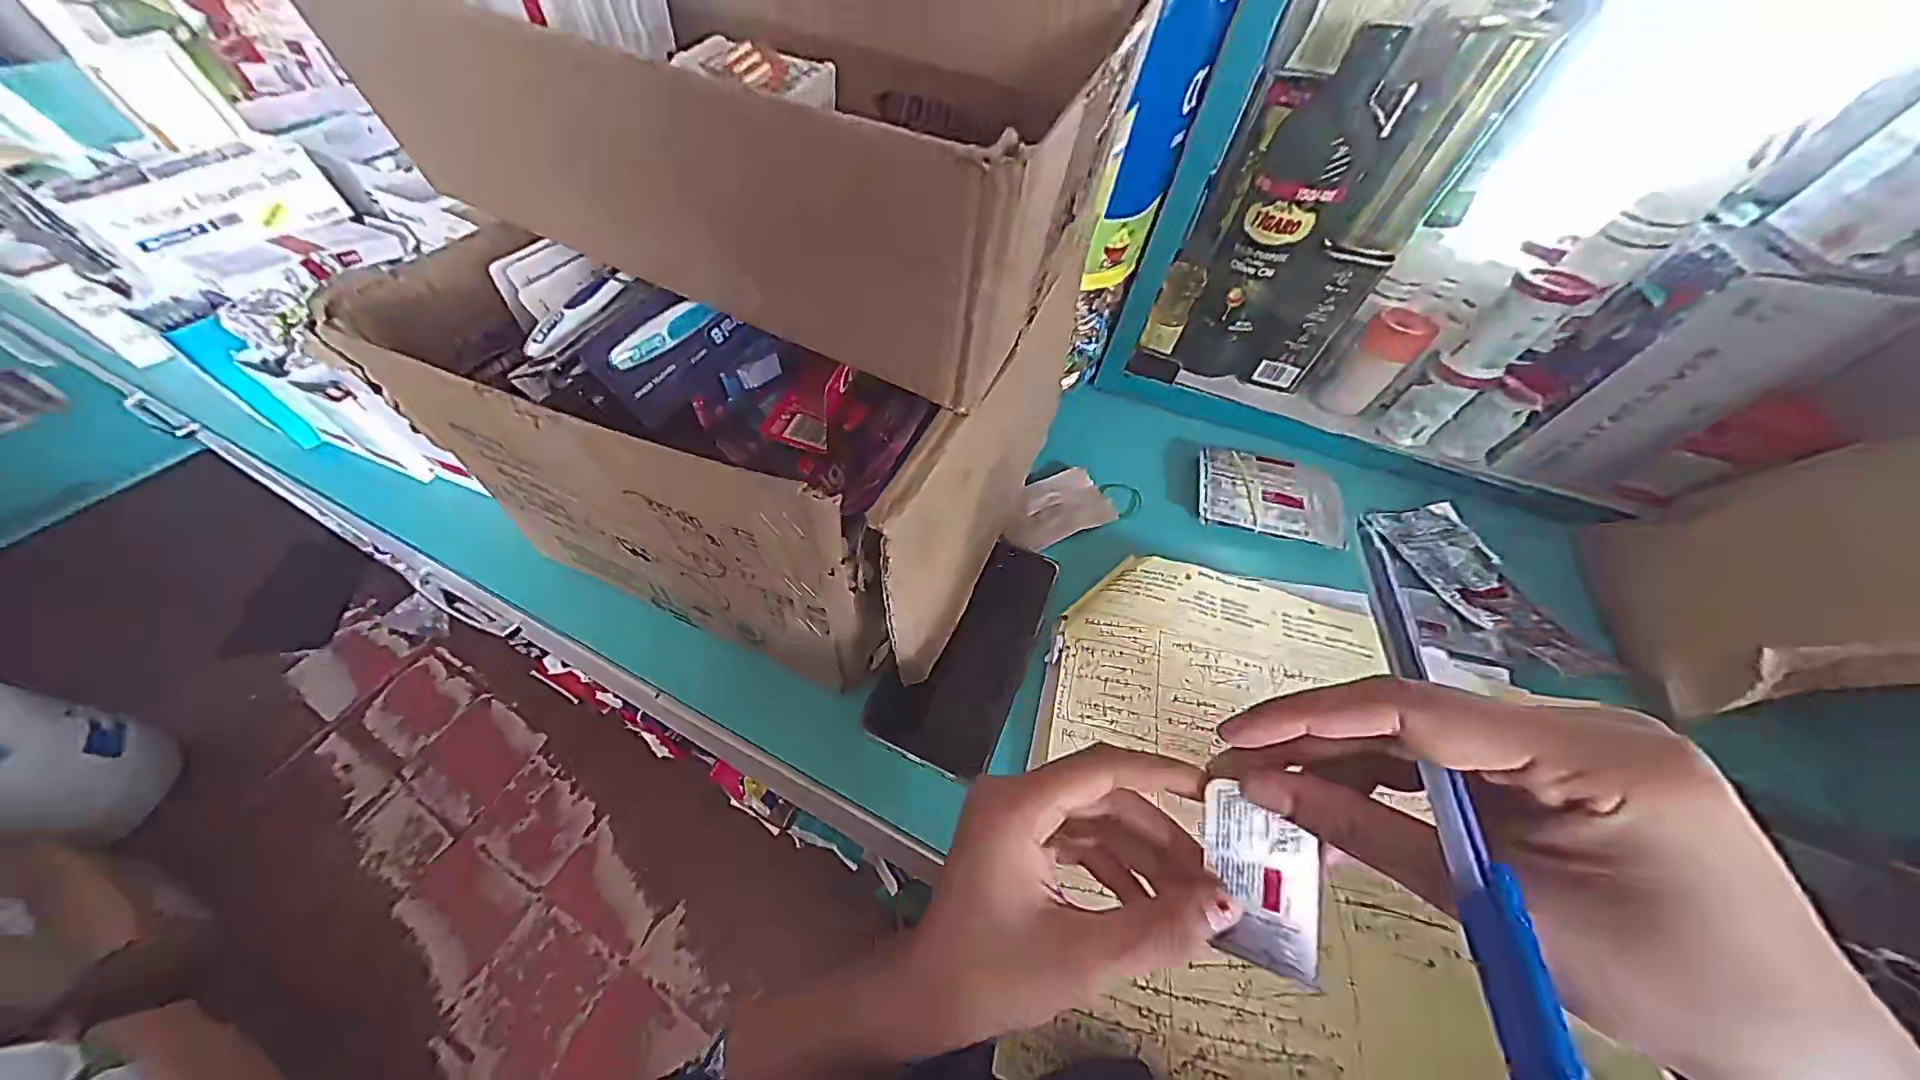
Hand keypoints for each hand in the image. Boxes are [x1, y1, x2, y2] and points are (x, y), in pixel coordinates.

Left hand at [725, 745, 1235, 1078]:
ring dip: (1141, 854)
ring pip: (1094, 818)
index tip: (1210, 790)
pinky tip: (1146, 903)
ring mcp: (1014, 816)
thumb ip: (1158, 929)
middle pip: (1103, 796)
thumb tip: (1225, 906)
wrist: (927, 998)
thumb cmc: (991, 975)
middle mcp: (1014, 797)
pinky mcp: (1017, 839)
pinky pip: (1077, 838)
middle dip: (1159, 834)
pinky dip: (1113, 865)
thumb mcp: (1082, 957)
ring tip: (1188, 896)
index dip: (1160, 773)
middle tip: (1209, 873)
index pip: (1102, 768)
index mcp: (1018, 805)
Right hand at [1216, 676, 1919, 1079]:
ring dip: (1347, 766)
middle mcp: (1580, 725)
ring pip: (1425, 740)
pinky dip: (1393, 789)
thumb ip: (1372, 836)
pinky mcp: (1559, 773)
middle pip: (1413, 717)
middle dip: (1316, 741)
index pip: (1416, 708)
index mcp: (1592, 749)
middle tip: (1240, 765)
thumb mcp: (1501, 909)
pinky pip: (1454, 768)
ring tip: (1277, 791)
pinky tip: (1341, 810)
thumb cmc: (1669, 989)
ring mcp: (1571, 746)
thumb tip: (1266, 791)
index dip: (1312, 715)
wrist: (1800, 1056)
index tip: (1238, 732)